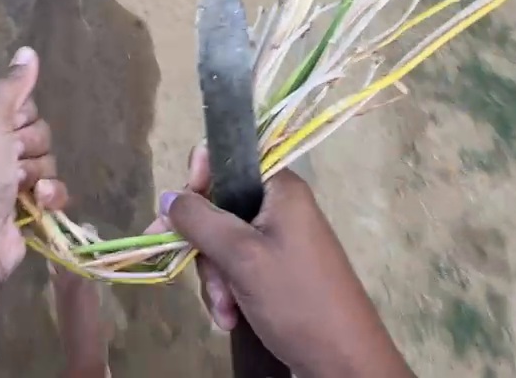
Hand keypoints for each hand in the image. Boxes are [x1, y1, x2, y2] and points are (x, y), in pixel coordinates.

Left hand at [0, 46, 67, 280]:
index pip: (18, 101)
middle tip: (13, 157)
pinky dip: (50, 195)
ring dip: (39, 171)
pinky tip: (38, 203)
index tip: (11, 124)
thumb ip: (12, 85)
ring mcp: (10, 177)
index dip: (21, 113)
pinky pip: (54, 188)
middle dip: (31, 144)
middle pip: (36, 128)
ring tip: (20, 186)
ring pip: (48, 158)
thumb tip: (28, 50)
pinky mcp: (27, 205)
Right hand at [157, 148, 412, 377]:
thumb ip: (198, 219)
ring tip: (224, 310)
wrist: (349, 371)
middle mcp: (278, 207)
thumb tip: (166, 196)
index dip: (198, 180)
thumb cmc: (299, 301)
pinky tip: (229, 317)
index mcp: (279, 188)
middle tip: (196, 270)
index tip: (182, 211)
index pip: (224, 158)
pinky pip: (236, 266)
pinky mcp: (278, 271)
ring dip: (214, 276)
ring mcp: (279, 241)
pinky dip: (228, 290)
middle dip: (203, 245)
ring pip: (222, 240)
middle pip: (217, 205)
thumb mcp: (241, 255)